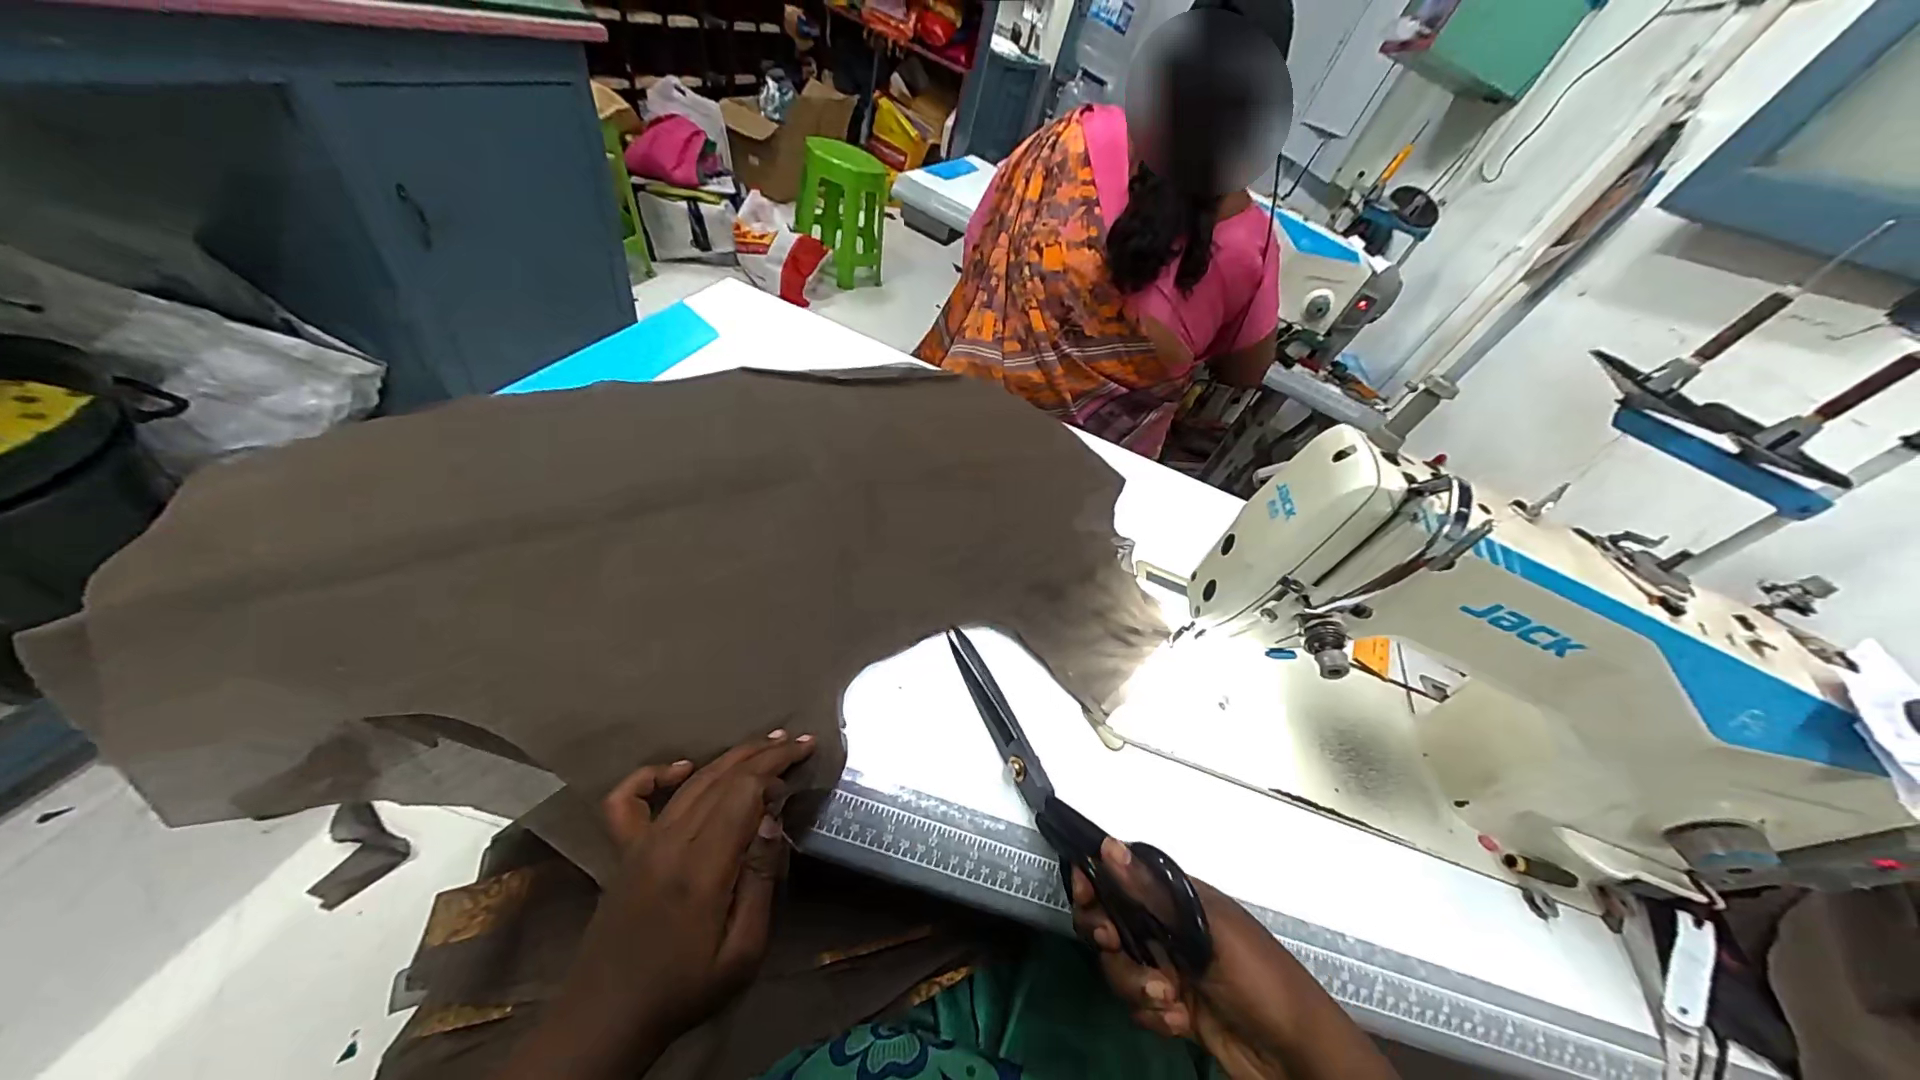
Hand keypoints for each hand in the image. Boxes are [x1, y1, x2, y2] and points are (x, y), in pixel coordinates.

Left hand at [495, 730, 815, 1079]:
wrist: (605, 1019)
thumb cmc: (685, 989)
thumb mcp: (743, 951)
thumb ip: (761, 880)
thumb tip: (773, 818)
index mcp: (702, 867)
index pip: (744, 792)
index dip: (776, 766)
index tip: (804, 756)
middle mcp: (669, 842)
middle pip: (721, 777)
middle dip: (764, 753)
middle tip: (797, 740)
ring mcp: (641, 843)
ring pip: (691, 782)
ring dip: (731, 756)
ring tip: (766, 742)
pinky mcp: (622, 852)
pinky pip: (628, 799)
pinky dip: (652, 774)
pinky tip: (680, 767)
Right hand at [1072, 838, 1397, 1079]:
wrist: (1298, 1058)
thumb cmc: (1259, 979)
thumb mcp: (1206, 931)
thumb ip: (1152, 893)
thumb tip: (1108, 844)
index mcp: (1177, 899)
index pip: (1123, 879)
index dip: (1096, 883)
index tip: (1084, 892)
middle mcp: (1167, 928)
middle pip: (1110, 923)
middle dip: (1108, 939)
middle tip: (1115, 945)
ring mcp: (1168, 968)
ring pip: (1119, 968)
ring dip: (1137, 986)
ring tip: (1171, 1001)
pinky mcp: (1172, 1007)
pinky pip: (1137, 1004)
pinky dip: (1153, 1016)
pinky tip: (1180, 1022)